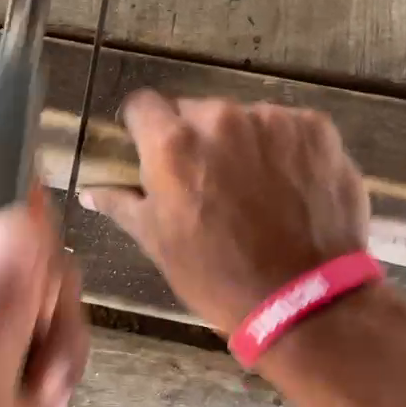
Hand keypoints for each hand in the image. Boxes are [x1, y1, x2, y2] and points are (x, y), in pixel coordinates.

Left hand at [0, 197, 88, 406]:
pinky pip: (38, 319)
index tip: (38, 322)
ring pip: (39, 286)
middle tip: (38, 376)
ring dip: (56, 344)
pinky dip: (51, 361)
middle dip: (48, 314)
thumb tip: (20, 219)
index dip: (30, 266)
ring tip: (38, 402)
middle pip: (21, 252)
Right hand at [80, 91, 369, 334]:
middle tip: (207, 181)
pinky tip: (289, 185)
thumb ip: (121, 204)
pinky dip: (283, 148)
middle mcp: (220, 118)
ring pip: (244, 119)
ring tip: (255, 189)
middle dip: (195, 138)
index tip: (151, 149)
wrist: (305, 302)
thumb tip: (89, 191)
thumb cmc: (216, 275)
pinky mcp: (316, 129)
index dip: (144, 126)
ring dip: (241, 142)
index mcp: (172, 143)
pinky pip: (287, 128)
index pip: (142, 105)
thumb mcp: (157, 242)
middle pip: (195, 112)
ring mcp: (273, 120)